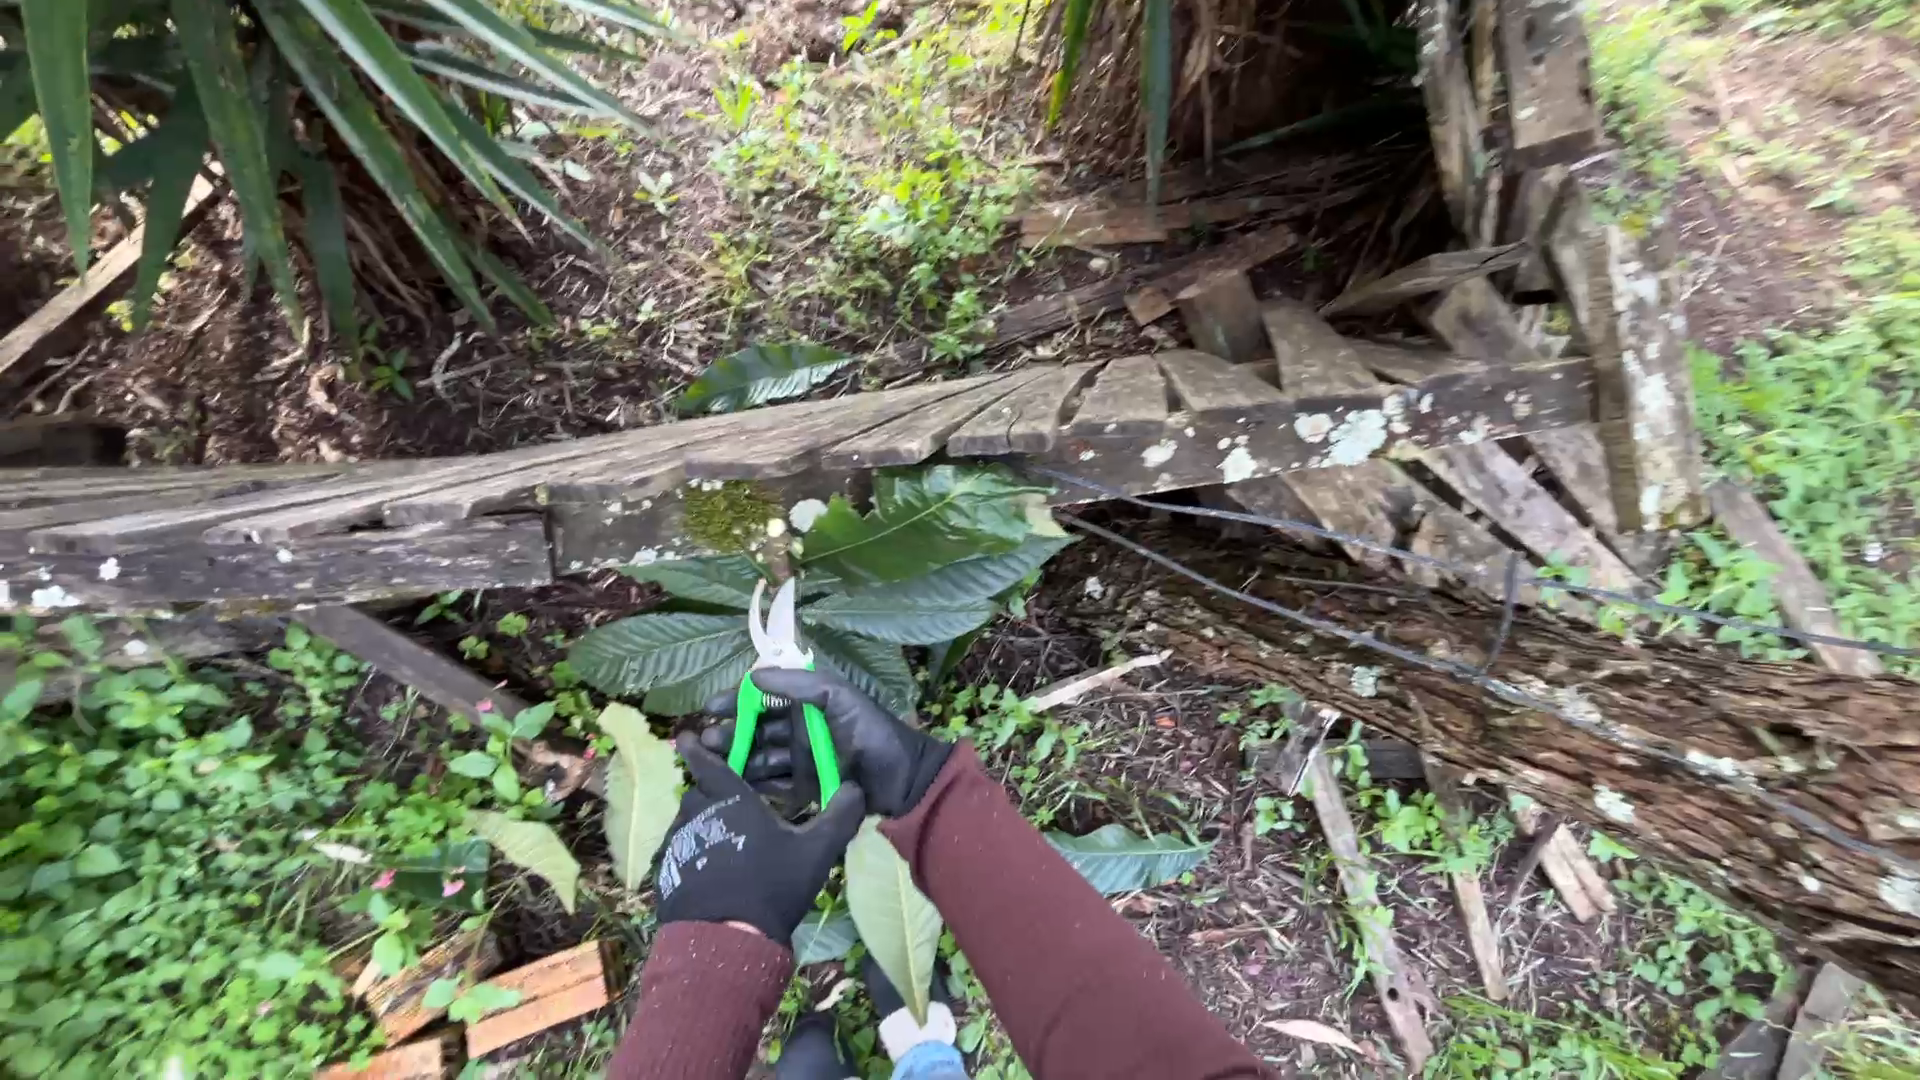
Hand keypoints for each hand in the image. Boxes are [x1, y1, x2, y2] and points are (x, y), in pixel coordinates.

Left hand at [656, 734, 866, 941]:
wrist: (725, 945)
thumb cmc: (771, 886)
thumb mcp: (817, 851)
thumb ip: (840, 816)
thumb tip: (857, 787)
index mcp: (731, 800)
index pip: (710, 763)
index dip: (698, 748)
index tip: (684, 736)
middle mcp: (698, 814)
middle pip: (700, 791)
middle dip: (712, 790)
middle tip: (734, 801)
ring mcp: (678, 844)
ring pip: (689, 820)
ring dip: (705, 822)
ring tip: (728, 839)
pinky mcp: (667, 873)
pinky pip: (680, 849)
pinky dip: (694, 850)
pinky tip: (714, 868)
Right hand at [701, 668, 951, 817]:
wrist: (902, 779)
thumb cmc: (871, 731)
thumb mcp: (839, 697)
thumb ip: (799, 684)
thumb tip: (754, 675)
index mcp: (807, 704)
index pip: (764, 698)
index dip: (737, 701)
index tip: (711, 707)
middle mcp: (799, 731)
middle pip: (756, 730)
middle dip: (730, 732)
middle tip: (706, 739)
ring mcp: (799, 762)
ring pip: (759, 758)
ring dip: (736, 759)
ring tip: (712, 762)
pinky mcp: (803, 791)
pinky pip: (771, 786)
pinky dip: (752, 785)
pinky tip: (733, 785)